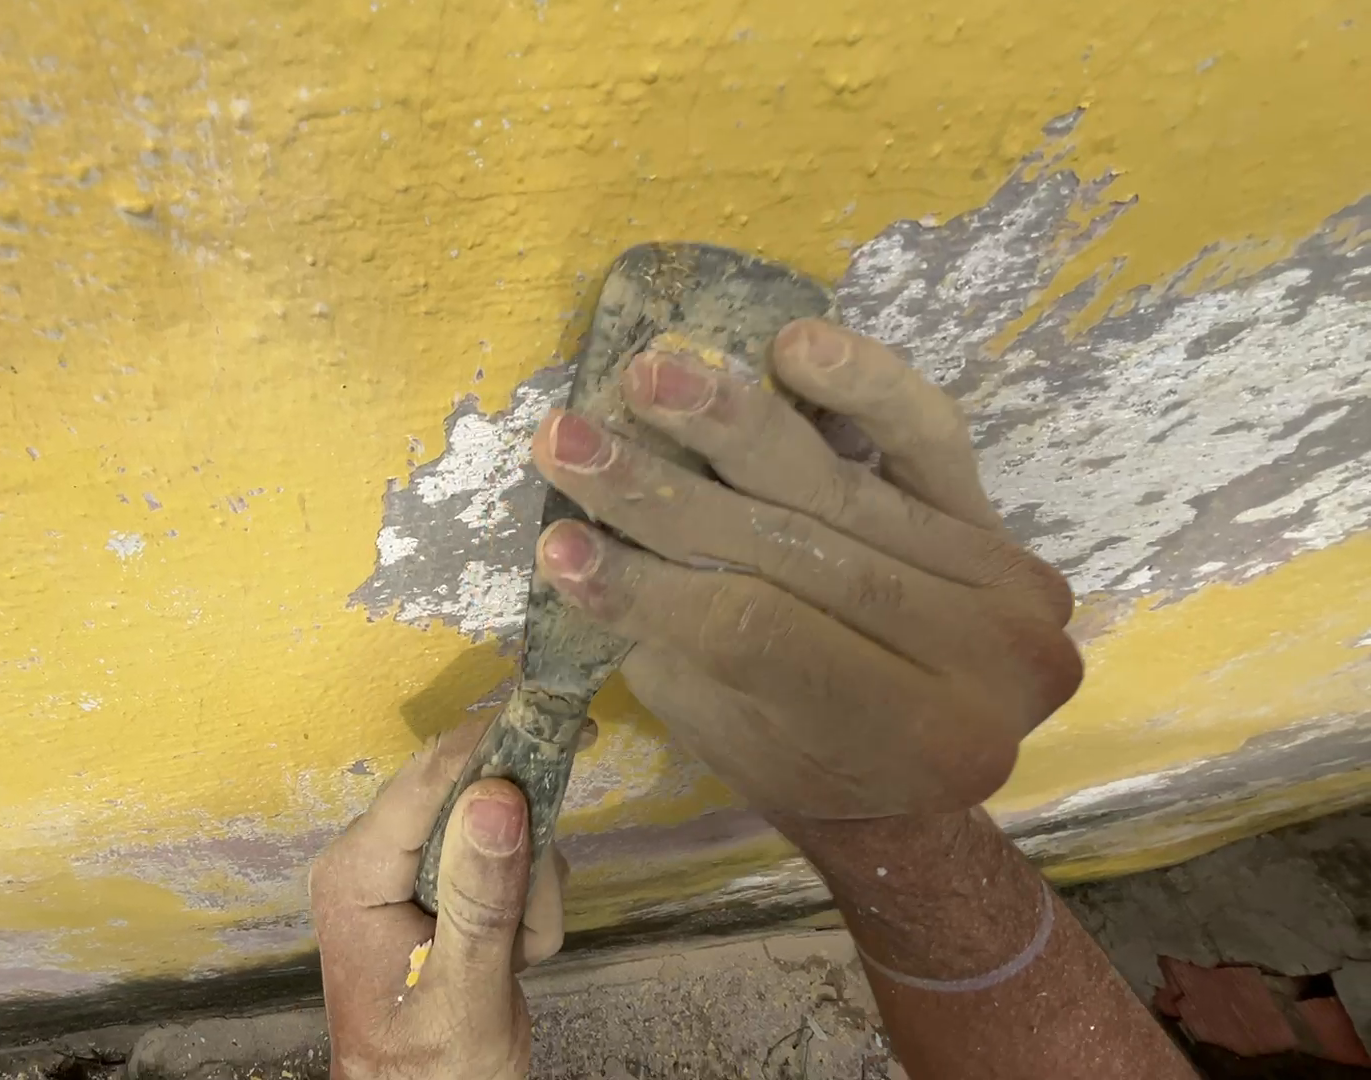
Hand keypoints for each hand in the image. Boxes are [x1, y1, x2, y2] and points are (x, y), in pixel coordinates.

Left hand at [309, 719, 569, 1078]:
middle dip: (518, 853)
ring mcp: (400, 861)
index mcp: (356, 870)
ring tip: (517, 957)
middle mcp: (369, 850)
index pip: (427, 779)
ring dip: (525, 886)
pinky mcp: (430, 874)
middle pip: (463, 794)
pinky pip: (497, 851)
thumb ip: (480, 900)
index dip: (494, 746)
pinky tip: (512, 955)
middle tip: (533, 919)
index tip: (565, 728)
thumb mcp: (465, 998)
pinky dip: (523, 898)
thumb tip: (498, 794)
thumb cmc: (433, 1072)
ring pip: (492, 823)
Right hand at [529, 319, 1080, 818]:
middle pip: (783, 546)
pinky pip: (929, 431)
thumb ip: (669, 636)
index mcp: (900, 737)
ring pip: (833, 483)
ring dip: (724, 421)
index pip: (747, 632)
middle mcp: (974, 657)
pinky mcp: (992, 517)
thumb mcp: (719, 727)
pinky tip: (793, 346)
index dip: (643, 586)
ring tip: (644, 376)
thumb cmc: (794, 762)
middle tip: (567, 441)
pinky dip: (863, 382)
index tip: (553, 546)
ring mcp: (998, 579)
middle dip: (657, 491)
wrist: (913, 770)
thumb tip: (589, 542)